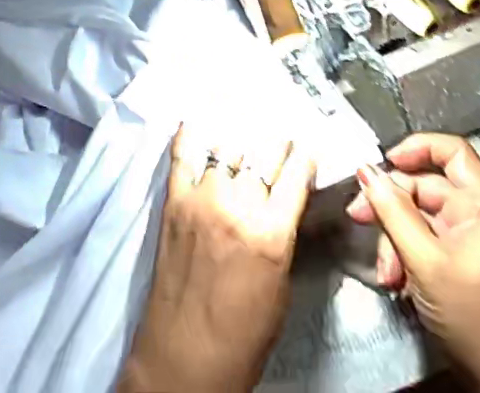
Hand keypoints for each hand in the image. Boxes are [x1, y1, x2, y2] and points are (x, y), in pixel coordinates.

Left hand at [119, 125, 315, 392]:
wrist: (184, 359)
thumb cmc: (243, 335)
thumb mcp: (281, 284)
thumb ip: (283, 233)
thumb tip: (286, 198)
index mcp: (271, 234)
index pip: (295, 174)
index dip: (303, 156)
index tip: (305, 147)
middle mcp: (237, 207)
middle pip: (262, 152)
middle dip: (275, 142)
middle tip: (279, 137)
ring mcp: (202, 199)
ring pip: (226, 147)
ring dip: (240, 136)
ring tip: (246, 123)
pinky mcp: (174, 201)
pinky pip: (183, 155)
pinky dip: (191, 134)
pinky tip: (199, 119)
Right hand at [346, 134, 479, 392]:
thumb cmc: (477, 316)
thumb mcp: (426, 262)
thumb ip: (393, 213)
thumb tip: (366, 171)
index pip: (454, 152)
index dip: (418, 147)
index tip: (385, 161)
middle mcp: (477, 217)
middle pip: (426, 188)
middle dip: (391, 206)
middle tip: (358, 218)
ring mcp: (468, 243)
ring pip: (419, 220)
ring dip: (394, 240)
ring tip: (386, 273)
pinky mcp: (459, 267)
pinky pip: (424, 246)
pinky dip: (405, 258)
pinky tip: (396, 282)